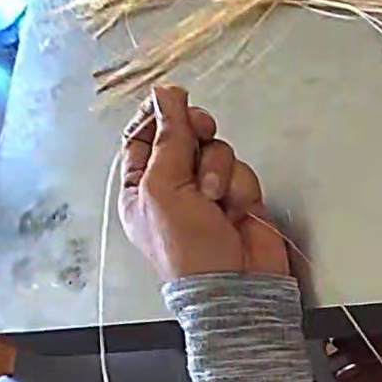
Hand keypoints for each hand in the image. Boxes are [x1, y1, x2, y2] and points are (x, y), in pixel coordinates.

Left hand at [120, 84, 289, 280]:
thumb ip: (168, 138)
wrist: (233, 285)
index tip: (170, 100)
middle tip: (201, 132)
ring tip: (217, 200)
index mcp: (141, 188)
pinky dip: (240, 187)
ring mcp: (207, 194)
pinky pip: (240, 171)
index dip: (157, 116)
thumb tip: (166, 96)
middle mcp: (173, 189)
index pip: (143, 137)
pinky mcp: (237, 200)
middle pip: (184, 136)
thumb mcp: (163, 188)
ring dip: (219, 169)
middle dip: (194, 133)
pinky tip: (235, 211)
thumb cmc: (188, 250)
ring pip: (216, 151)